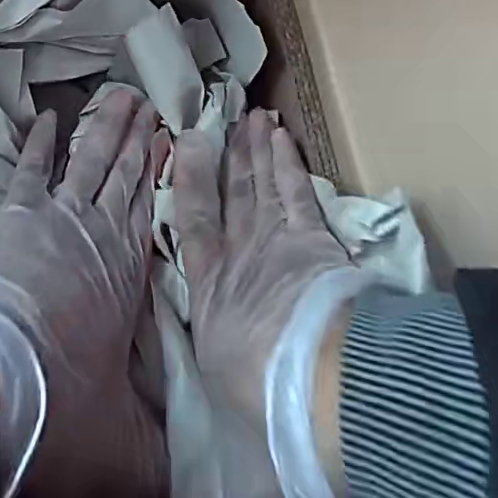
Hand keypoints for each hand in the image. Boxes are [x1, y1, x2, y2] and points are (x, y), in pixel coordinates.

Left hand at [0, 88, 169, 496]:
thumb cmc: (59, 405)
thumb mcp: (122, 442)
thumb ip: (156, 447)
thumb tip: (187, 477)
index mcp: (128, 272)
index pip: (151, 209)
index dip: (161, 171)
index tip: (172, 138)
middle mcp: (97, 233)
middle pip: (124, 173)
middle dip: (137, 135)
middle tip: (149, 100)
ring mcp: (55, 217)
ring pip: (89, 159)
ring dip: (104, 126)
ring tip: (118, 94)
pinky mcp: (14, 214)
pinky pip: (31, 167)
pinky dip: (40, 141)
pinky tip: (48, 117)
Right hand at [176, 109, 360, 494]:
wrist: (307, 373)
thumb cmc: (255, 380)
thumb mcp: (214, 362)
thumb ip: (207, 329)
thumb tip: (199, 328)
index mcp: (208, 280)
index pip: (193, 217)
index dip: (189, 177)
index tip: (187, 142)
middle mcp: (237, 248)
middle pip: (230, 191)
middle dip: (228, 155)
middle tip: (226, 120)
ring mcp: (273, 236)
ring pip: (261, 182)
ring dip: (257, 149)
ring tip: (254, 117)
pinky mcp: (310, 234)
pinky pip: (295, 187)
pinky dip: (287, 160)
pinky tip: (283, 136)